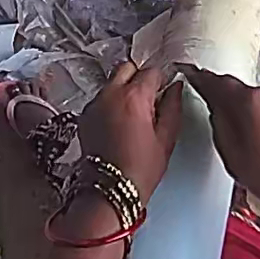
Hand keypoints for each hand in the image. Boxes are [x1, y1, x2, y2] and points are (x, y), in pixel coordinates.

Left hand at [76, 62, 183, 203]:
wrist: (109, 190)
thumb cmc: (139, 170)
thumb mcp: (166, 138)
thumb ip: (173, 107)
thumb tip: (175, 90)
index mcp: (133, 98)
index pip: (151, 71)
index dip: (161, 81)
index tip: (164, 91)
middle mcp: (110, 96)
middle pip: (126, 67)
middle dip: (139, 77)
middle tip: (148, 98)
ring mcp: (94, 105)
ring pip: (111, 82)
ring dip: (123, 90)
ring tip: (133, 115)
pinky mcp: (84, 116)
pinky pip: (100, 99)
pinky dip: (110, 104)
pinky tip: (118, 124)